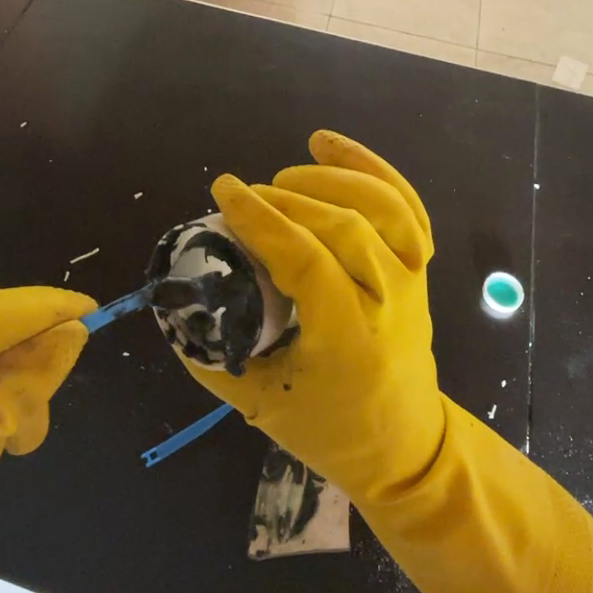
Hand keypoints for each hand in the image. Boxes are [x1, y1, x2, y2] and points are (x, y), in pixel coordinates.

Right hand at [180, 130, 444, 504]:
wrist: (405, 447)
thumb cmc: (330, 430)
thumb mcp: (259, 404)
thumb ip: (211, 353)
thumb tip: (171, 300)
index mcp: (348, 338)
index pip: (306, 259)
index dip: (262, 219)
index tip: (223, 192)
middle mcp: (389, 300)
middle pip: (343, 225)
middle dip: (287, 200)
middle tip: (245, 196)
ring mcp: (412, 279)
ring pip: (383, 206)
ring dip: (330, 178)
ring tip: (285, 173)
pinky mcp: (420, 266)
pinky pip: (407, 204)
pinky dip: (372, 167)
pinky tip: (327, 145)